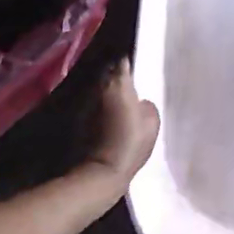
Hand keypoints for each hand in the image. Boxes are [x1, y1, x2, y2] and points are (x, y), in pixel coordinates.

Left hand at [81, 60, 159, 185]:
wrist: (102, 171)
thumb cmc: (131, 142)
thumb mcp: (152, 122)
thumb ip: (147, 104)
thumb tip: (140, 102)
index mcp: (119, 84)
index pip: (123, 63)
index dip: (129, 64)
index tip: (136, 67)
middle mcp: (101, 89)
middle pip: (109, 75)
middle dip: (118, 78)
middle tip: (131, 86)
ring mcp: (88, 104)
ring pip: (101, 91)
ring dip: (109, 94)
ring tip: (122, 102)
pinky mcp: (82, 120)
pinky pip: (96, 106)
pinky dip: (102, 109)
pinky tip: (112, 119)